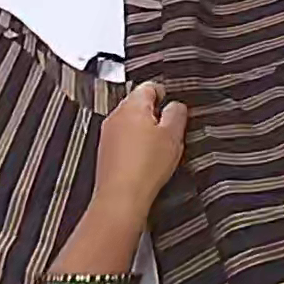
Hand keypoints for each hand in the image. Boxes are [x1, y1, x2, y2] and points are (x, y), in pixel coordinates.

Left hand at [89, 81, 188, 224]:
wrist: (122, 197)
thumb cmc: (146, 166)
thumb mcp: (173, 134)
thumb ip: (177, 113)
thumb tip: (176, 106)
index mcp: (132, 106)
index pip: (150, 87)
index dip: (166, 94)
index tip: (174, 106)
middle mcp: (116, 116)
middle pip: (140, 104)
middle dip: (157, 114)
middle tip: (172, 130)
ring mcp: (108, 134)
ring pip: (132, 122)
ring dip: (147, 131)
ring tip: (161, 148)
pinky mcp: (107, 152)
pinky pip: (125, 140)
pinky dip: (137, 145)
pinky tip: (148, 160)